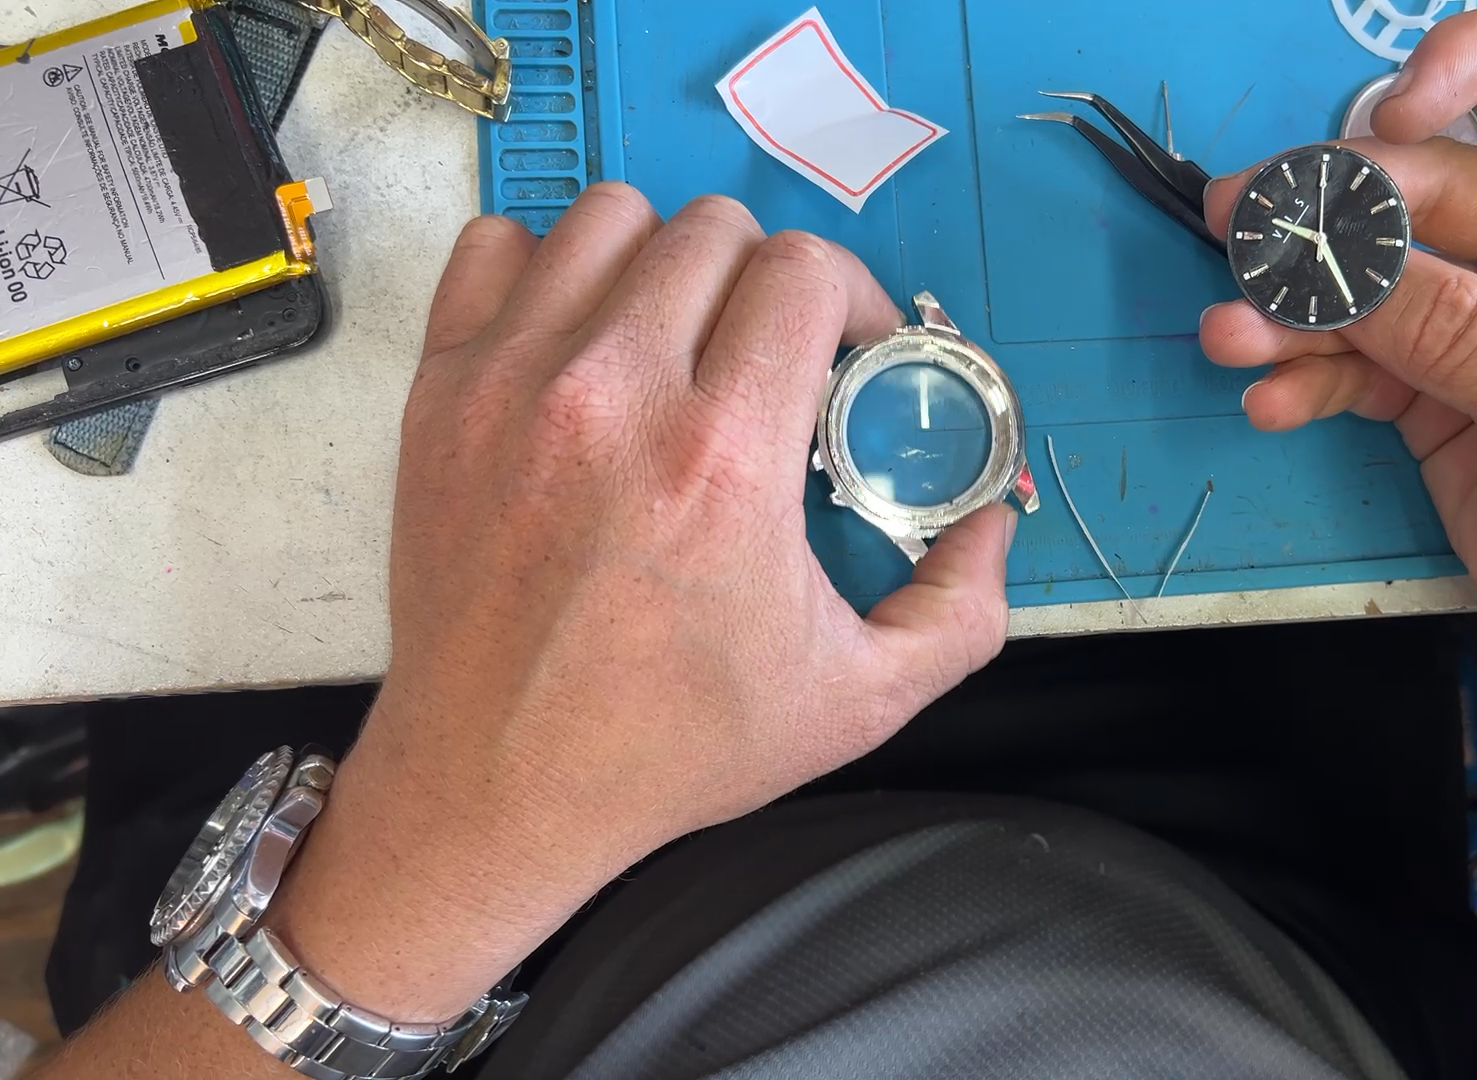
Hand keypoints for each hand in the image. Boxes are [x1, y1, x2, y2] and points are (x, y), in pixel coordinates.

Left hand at [269, 189, 1017, 1020]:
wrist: (498, 788)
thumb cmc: (683, 745)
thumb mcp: (864, 700)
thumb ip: (963, 613)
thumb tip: (994, 526)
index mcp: (726, 459)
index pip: (804, 273)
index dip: (854, 296)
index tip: (855, 355)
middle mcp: (613, 393)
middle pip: (718, 231)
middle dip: (777, 280)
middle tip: (783, 357)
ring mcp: (511, 380)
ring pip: (614, 218)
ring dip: (678, 264)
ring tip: (692, 342)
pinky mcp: (440, 391)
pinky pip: (503, 246)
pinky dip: (559, 270)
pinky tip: (590, 340)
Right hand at [1201, 5, 1476, 702]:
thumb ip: (1457, 328)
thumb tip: (1339, 266)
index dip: (1472, 68)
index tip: (1386, 116)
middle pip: (1417, 199)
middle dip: (1325, 218)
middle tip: (1231, 228)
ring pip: (1365, 294)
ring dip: (1290, 315)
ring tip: (1226, 339)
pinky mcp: (1427, 401)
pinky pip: (1351, 372)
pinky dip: (1305, 385)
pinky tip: (1270, 405)